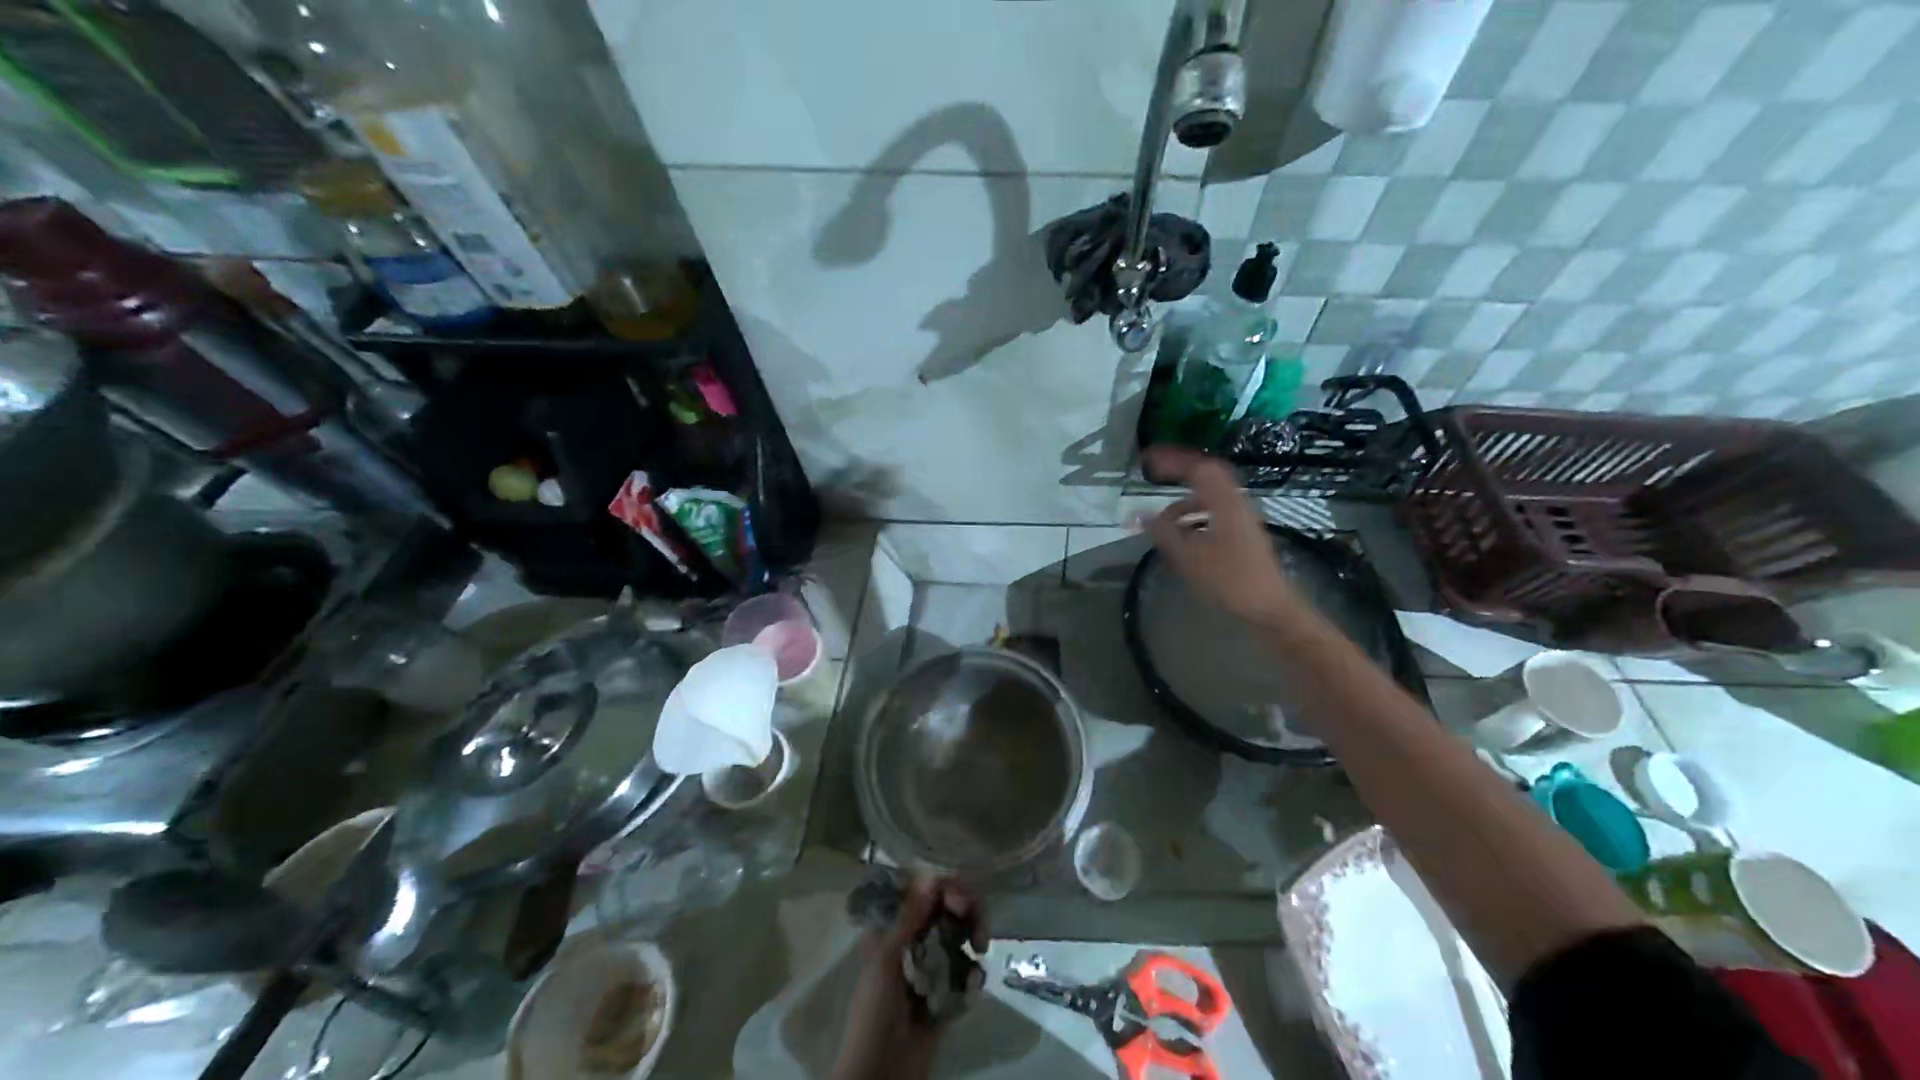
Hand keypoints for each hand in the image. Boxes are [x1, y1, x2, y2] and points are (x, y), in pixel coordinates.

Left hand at [832, 878, 985, 1079]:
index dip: (942, 886)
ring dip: (973, 935)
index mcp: (890, 929)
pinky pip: (966, 973)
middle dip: (965, 909)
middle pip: (945, 910)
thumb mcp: (886, 961)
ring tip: (981, 948)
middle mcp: (911, 941)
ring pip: (959, 937)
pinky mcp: (946, 994)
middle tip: (976, 922)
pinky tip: (976, 981)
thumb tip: (930, 876)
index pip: (920, 892)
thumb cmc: (873, 1014)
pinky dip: (974, 973)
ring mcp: (930, 968)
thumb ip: (908, 919)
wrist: (881, 1076)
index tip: (957, 896)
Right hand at [1140, 446, 1306, 627]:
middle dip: (1179, 479)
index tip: (1150, 463)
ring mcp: (1243, 520)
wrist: (1268, 607)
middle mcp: (1237, 504)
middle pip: (1206, 481)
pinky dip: (1197, 519)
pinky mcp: (1245, 536)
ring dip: (1186, 505)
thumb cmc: (1228, 579)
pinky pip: (1216, 515)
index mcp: (1225, 503)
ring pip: (1210, 501)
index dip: (1173, 462)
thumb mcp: (1188, 557)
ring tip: (1165, 525)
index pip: (1198, 469)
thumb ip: (1163, 532)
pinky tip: (1184, 540)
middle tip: (1157, 482)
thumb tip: (1140, 514)